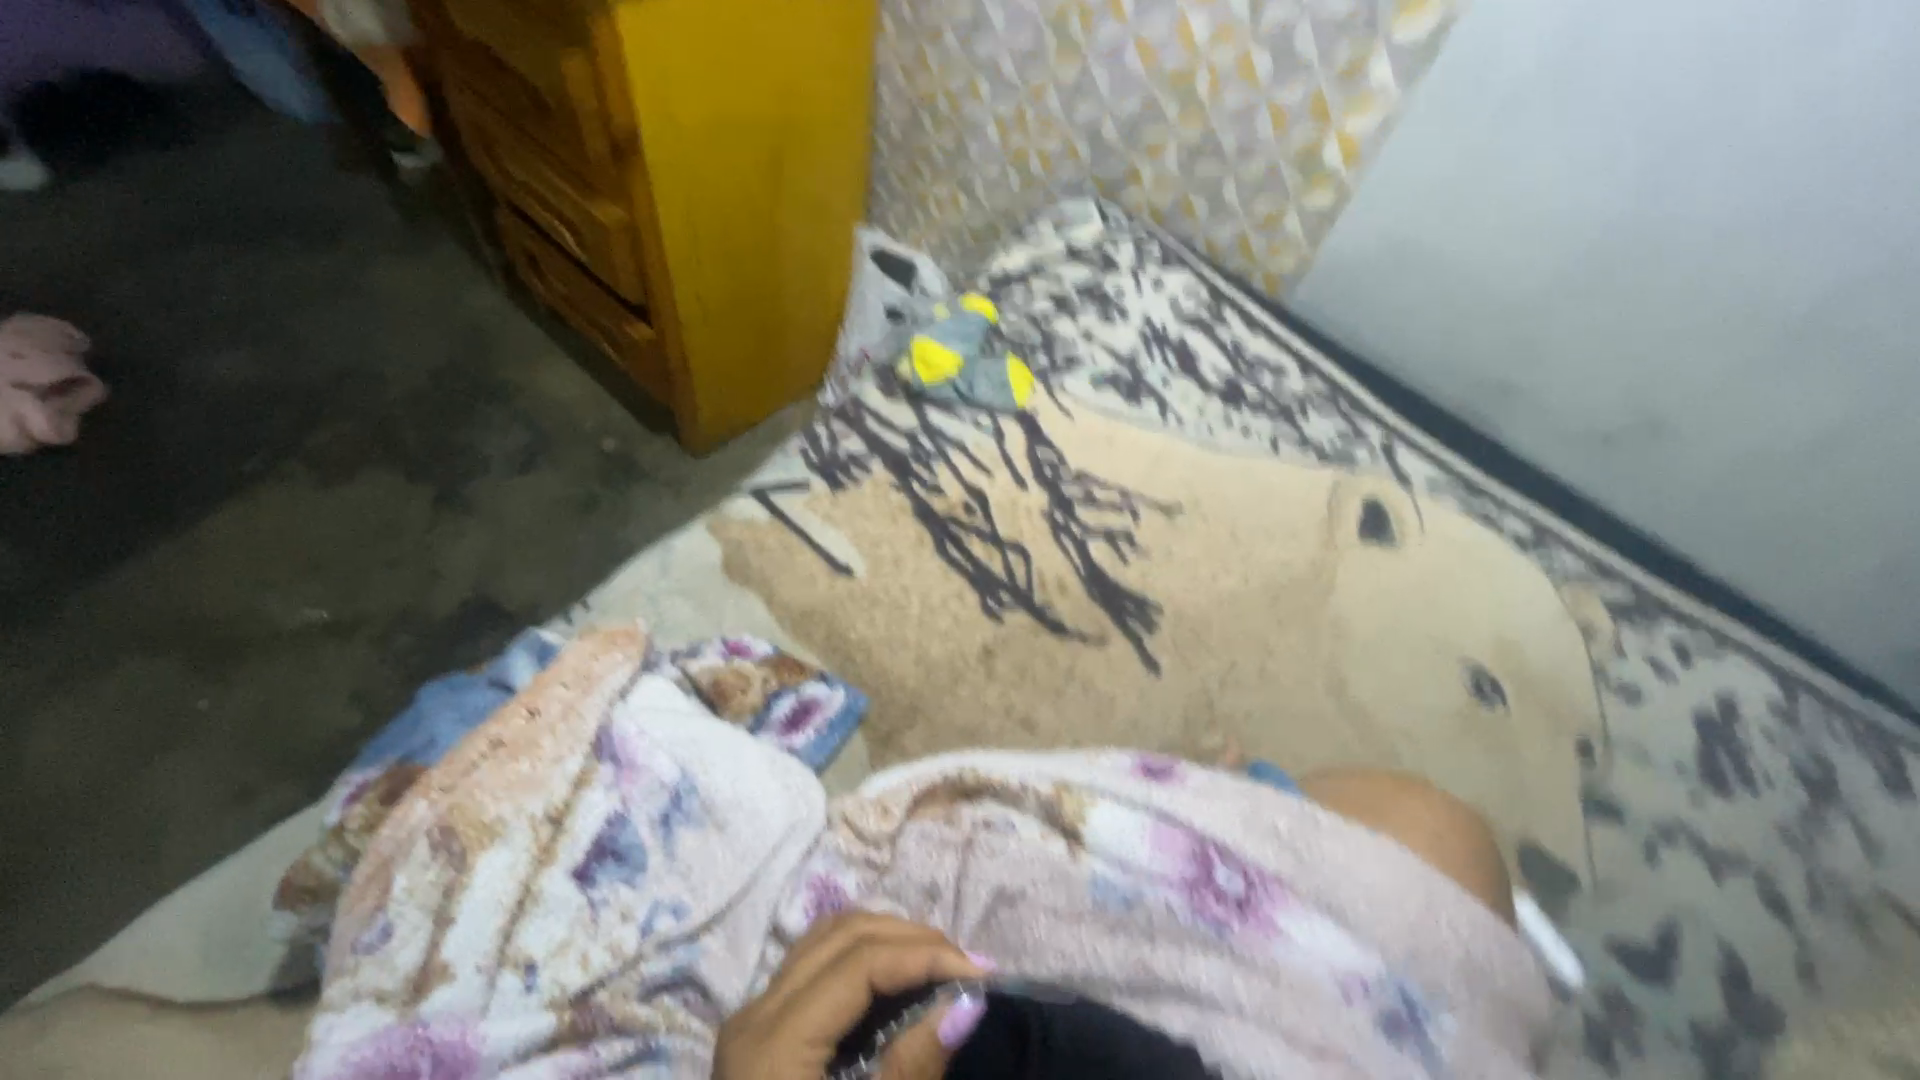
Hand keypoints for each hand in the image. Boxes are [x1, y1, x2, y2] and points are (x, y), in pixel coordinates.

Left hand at [712, 913, 991, 1079]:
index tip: (983, 975)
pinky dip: (861, 955)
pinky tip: (897, 980)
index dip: (925, 956)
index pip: (859, 961)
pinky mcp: (760, 1030)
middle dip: (913, 938)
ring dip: (887, 938)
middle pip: (842, 934)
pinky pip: (814, 962)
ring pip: (825, 938)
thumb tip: (969, 1002)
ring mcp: (752, 1017)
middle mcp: (755, 1012)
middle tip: (969, 968)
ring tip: (940, 967)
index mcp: (773, 1041)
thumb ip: (913, 1067)